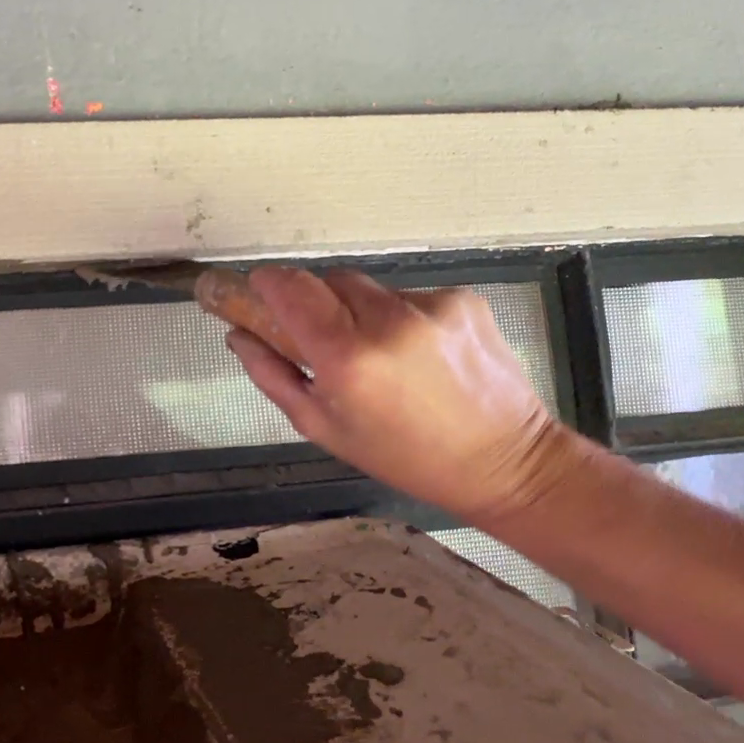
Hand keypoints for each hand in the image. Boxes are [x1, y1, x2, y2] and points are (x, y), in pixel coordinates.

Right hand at [218, 266, 592, 523]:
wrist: (505, 463)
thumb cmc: (401, 456)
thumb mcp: (321, 427)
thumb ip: (270, 375)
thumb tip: (238, 334)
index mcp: (346, 356)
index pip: (289, 287)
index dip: (266, 282)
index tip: (258, 290)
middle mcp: (386, 320)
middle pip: (326, 279)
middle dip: (313, 299)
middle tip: (320, 336)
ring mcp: (429, 306)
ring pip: (367, 286)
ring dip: (357, 309)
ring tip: (378, 353)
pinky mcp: (461, 301)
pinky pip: (408, 295)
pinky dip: (399, 316)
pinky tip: (418, 354)